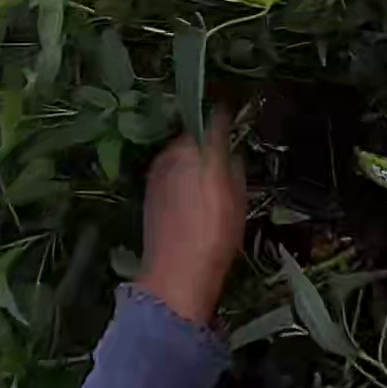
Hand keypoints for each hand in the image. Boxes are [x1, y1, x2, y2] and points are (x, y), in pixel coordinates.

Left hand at [137, 111, 246, 324]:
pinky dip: (176, 168)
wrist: (176, 274)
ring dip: (189, 153)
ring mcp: (159, 167)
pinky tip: (185, 188)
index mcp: (205, 154)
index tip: (230, 113)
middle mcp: (179, 153)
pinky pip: (167, 165)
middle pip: (194, 134)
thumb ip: (235, 170)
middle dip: (205, 138)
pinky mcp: (148, 183)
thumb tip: (231, 155)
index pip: (216, 121)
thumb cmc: (215, 240)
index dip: (224, 115)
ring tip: (202, 171)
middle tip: (218, 150)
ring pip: (178, 149)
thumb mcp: (238, 203)